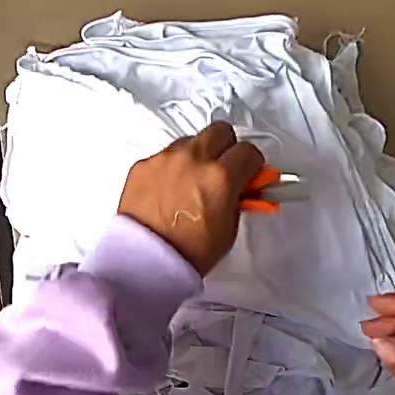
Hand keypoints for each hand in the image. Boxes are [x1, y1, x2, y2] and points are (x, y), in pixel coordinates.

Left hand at [117, 122, 265, 274]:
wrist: (145, 262)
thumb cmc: (189, 253)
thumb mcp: (229, 228)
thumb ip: (239, 199)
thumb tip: (243, 186)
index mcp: (221, 176)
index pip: (249, 151)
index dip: (251, 165)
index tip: (248, 174)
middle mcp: (193, 159)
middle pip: (221, 131)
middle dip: (226, 148)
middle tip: (224, 170)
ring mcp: (165, 158)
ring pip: (191, 141)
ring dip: (198, 155)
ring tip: (193, 183)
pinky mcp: (143, 164)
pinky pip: (165, 155)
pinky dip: (172, 168)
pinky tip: (170, 191)